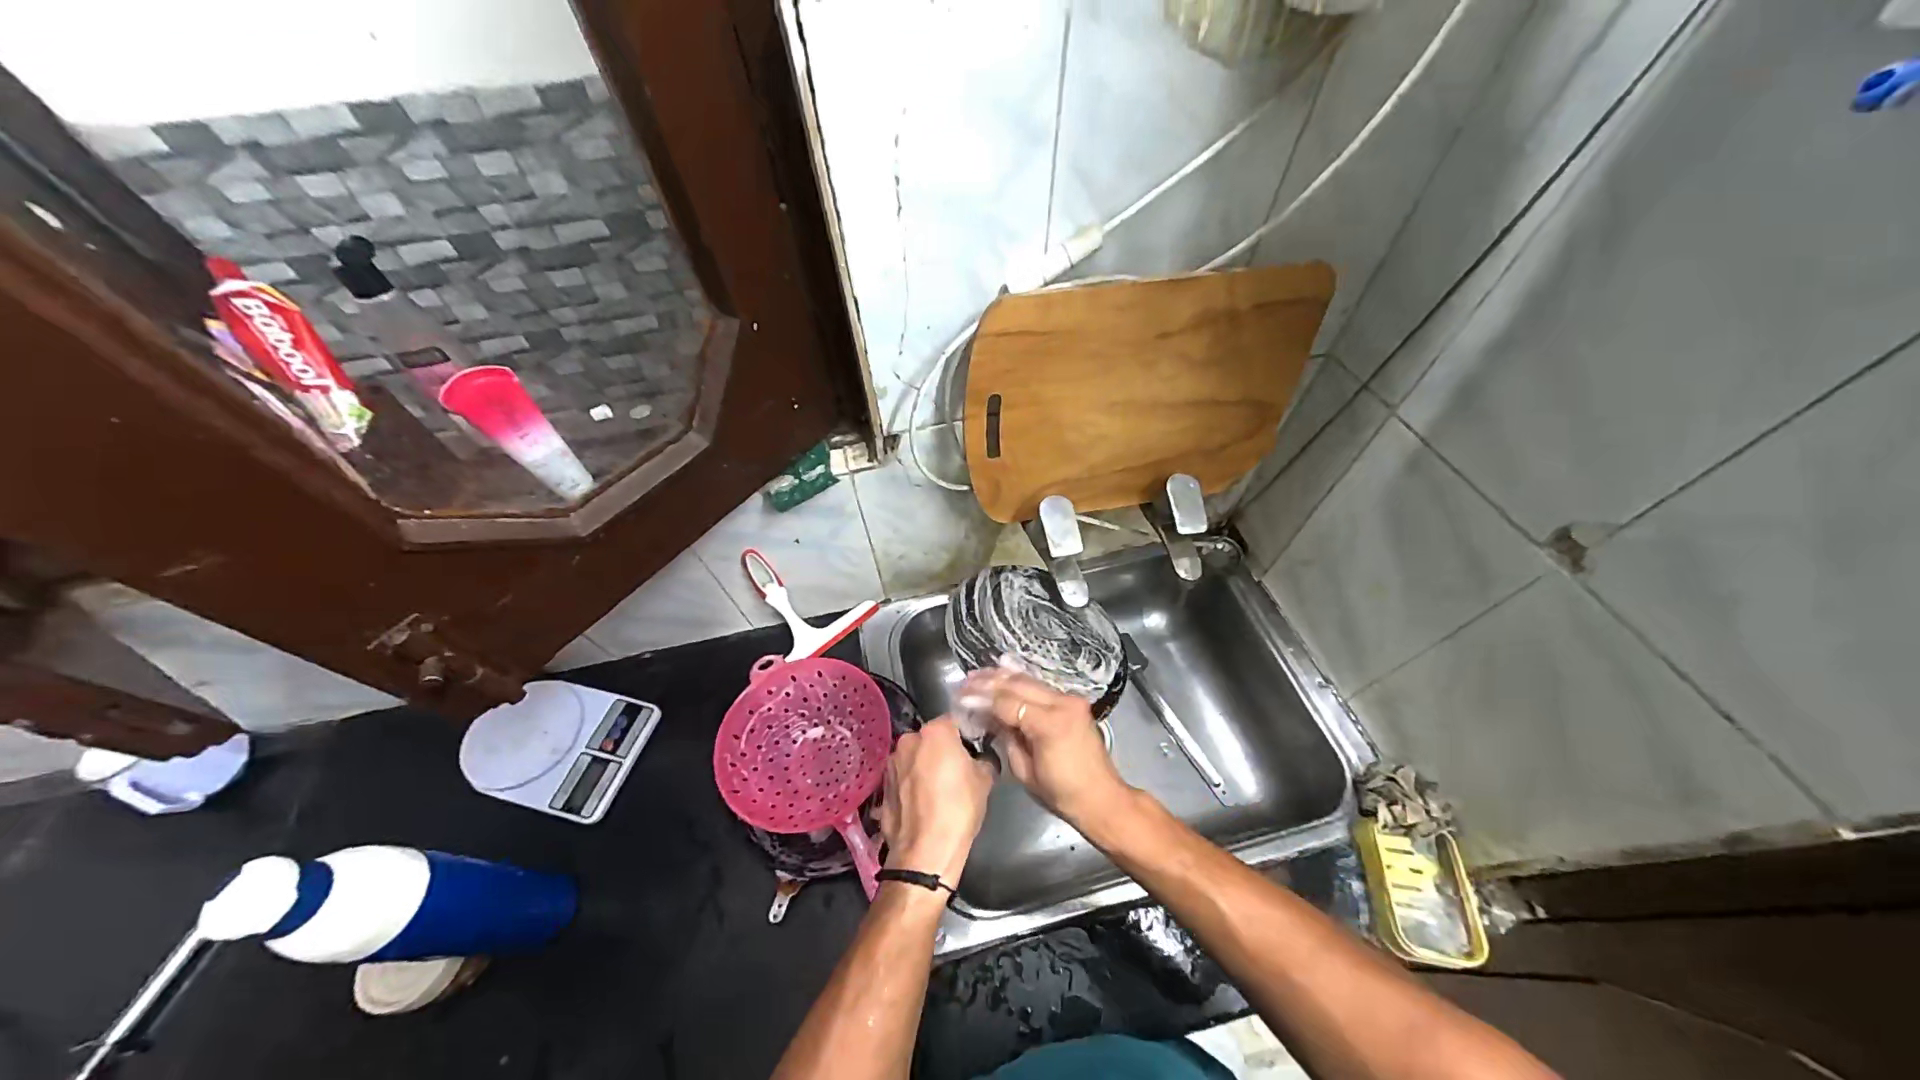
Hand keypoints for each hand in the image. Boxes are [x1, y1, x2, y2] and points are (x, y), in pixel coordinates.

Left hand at [877, 716, 996, 885]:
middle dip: (943, 749)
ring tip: (938, 790)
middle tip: (957, 770)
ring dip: (925, 766)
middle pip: (931, 738)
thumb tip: (979, 757)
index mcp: (935, 732)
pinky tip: (923, 803)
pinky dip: (912, 783)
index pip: (954, 721)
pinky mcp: (882, 784)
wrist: (925, 851)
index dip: (966, 734)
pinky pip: (903, 776)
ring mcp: (892, 762)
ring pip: (914, 756)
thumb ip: (982, 758)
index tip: (973, 749)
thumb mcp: (985, 779)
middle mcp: (908, 740)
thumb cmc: (959, 809)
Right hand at [959, 669, 1130, 827]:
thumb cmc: (1061, 793)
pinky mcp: (1073, 701)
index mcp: (1050, 725)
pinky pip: (1041, 686)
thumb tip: (988, 716)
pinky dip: (1020, 680)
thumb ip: (1006, 737)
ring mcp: (1071, 699)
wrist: (1101, 797)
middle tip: (965, 681)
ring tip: (978, 675)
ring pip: (1029, 680)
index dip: (981, 699)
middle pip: (1017, 685)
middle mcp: (1063, 704)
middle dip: (988, 682)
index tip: (960, 696)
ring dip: (1002, 677)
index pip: (1007, 702)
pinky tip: (1004, 670)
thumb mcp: (1024, 771)